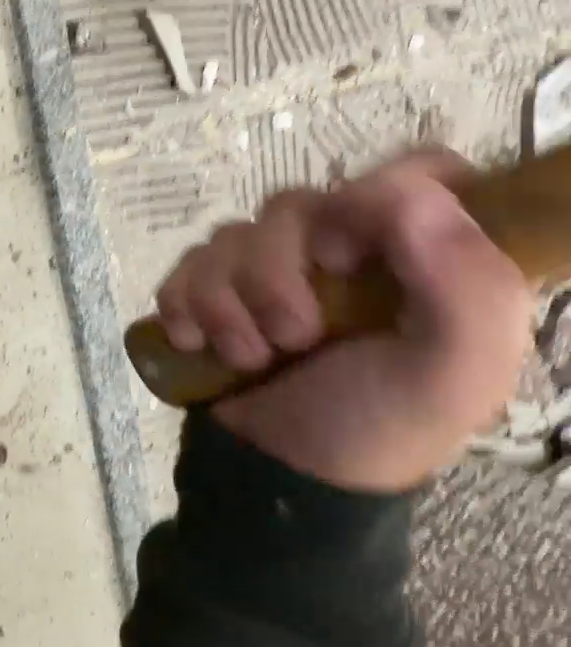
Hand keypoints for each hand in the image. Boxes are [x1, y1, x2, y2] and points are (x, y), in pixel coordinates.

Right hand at [152, 150, 532, 492]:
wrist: (280, 473)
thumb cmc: (377, 426)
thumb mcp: (453, 373)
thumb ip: (465, 285)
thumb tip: (410, 196)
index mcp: (424, 257)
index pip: (413, 172)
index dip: (370, 196)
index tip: (343, 258)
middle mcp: (346, 250)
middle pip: (295, 206)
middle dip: (276, 276)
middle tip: (292, 337)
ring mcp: (270, 269)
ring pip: (229, 237)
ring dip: (226, 303)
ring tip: (246, 358)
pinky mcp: (210, 290)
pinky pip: (182, 266)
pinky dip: (183, 305)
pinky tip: (197, 343)